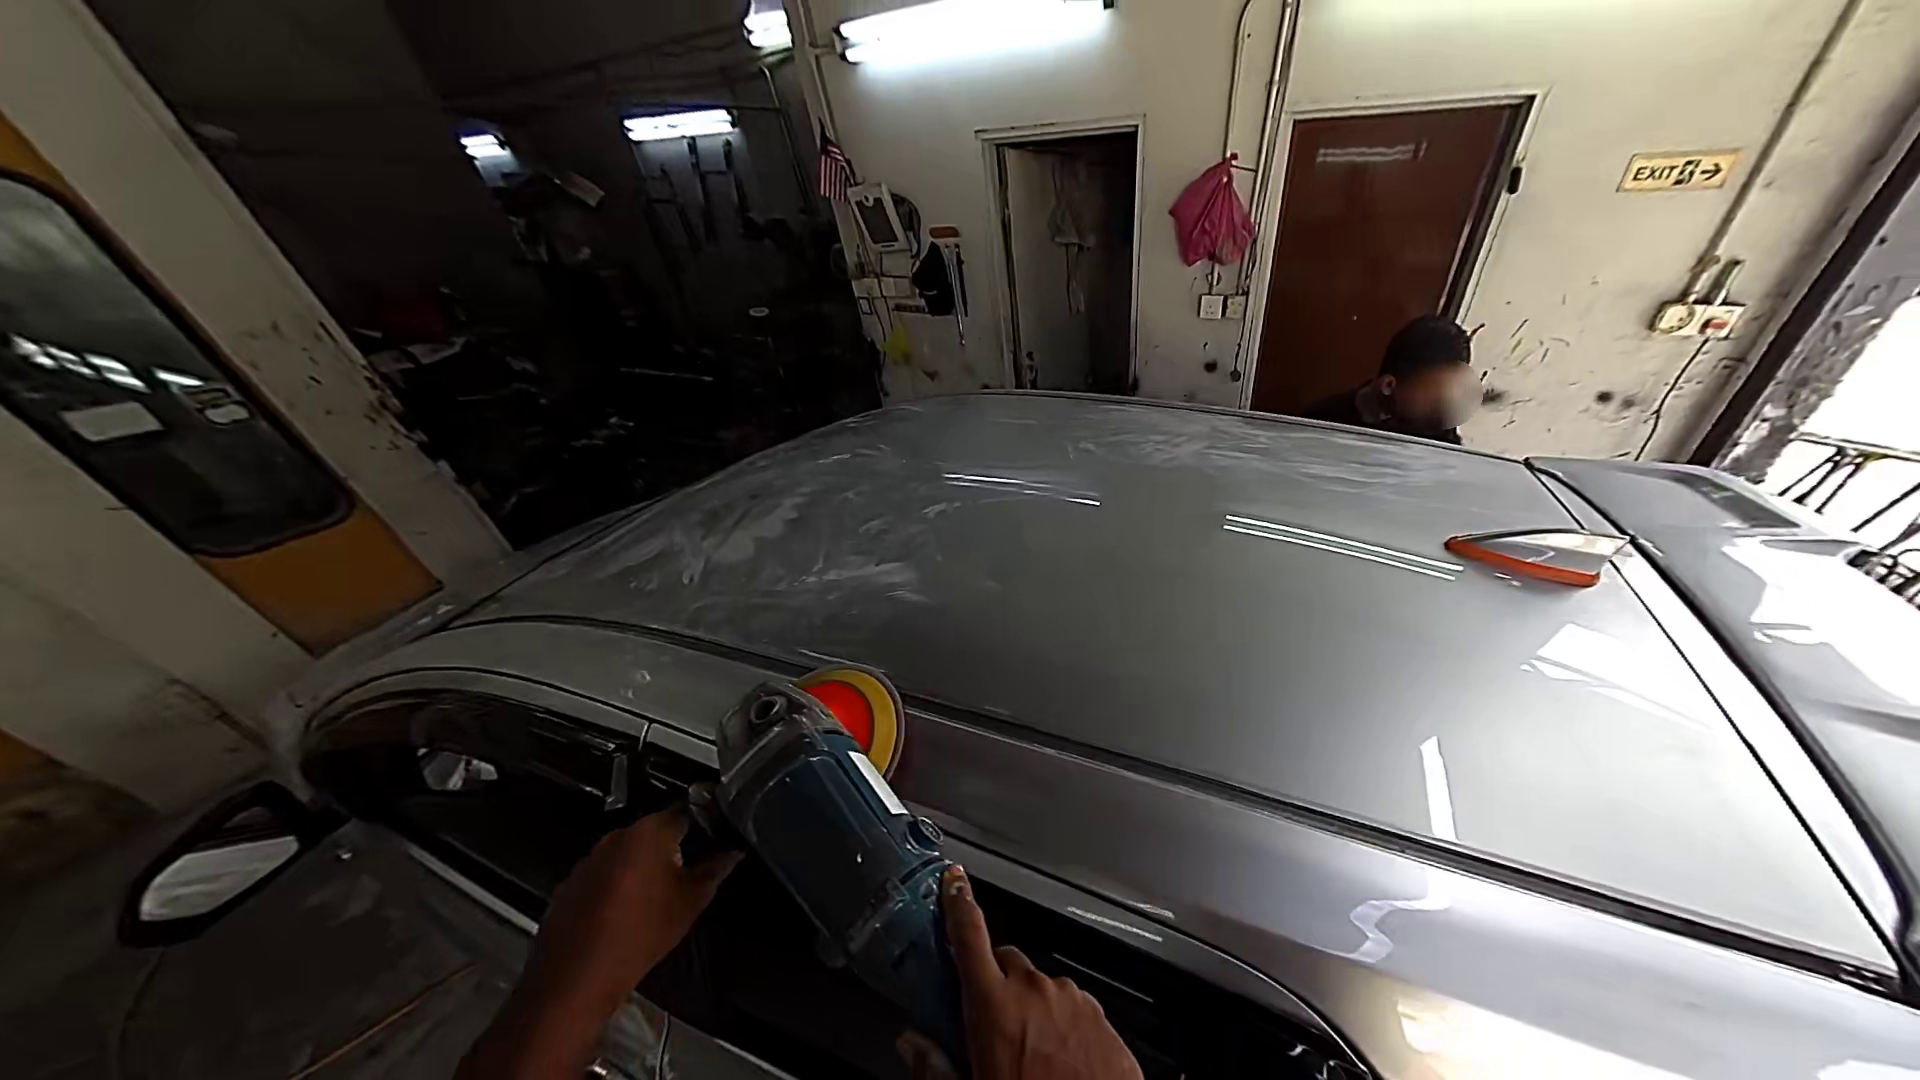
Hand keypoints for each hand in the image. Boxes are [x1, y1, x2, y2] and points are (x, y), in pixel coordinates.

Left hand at [526, 804, 741, 1007]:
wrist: (574, 980)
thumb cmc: (642, 933)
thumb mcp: (690, 901)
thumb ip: (715, 869)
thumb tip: (733, 852)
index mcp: (650, 831)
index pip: (686, 811)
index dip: (704, 822)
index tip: (716, 837)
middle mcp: (618, 835)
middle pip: (655, 830)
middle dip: (673, 846)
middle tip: (689, 870)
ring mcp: (589, 858)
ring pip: (628, 852)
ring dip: (643, 864)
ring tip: (656, 893)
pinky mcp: (570, 883)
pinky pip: (604, 873)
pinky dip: (617, 882)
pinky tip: (624, 909)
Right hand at [937, 865, 1143, 1079]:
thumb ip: (936, 1065)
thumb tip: (911, 1042)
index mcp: (994, 1005)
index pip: (969, 936)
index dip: (958, 902)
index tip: (954, 879)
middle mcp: (1032, 989)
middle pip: (1005, 961)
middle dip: (997, 982)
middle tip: (995, 1023)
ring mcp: (1070, 998)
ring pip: (1041, 987)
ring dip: (1033, 1007)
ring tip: (1035, 1054)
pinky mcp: (1099, 1014)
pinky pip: (1073, 1005)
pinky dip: (1064, 1022)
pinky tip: (1064, 1061)